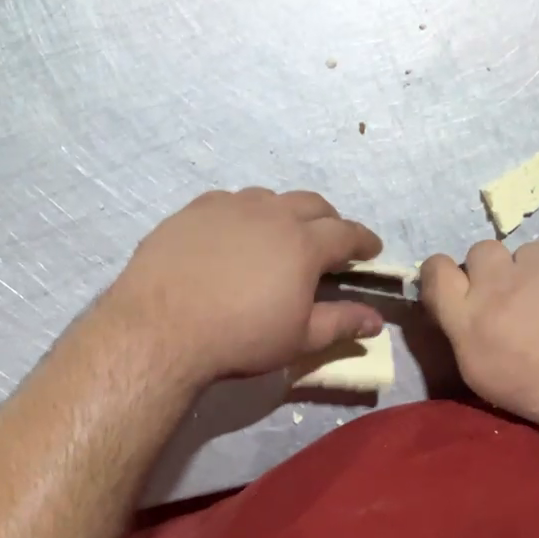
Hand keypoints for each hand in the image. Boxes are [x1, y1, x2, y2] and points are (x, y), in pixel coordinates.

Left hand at [99, 188, 385, 384]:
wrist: (162, 328)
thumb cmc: (241, 338)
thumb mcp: (299, 339)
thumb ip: (341, 323)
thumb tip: (376, 321)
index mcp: (304, 243)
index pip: (346, 233)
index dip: (364, 241)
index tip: (372, 250)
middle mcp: (270, 213)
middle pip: (311, 204)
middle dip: (328, 220)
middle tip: (330, 242)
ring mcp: (228, 206)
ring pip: (268, 199)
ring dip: (285, 213)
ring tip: (281, 236)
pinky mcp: (193, 211)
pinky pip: (228, 203)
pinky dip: (243, 216)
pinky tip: (235, 235)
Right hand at [421, 236, 538, 439]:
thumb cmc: (537, 390)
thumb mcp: (479, 373)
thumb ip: (462, 332)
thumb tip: (458, 304)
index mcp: (467, 317)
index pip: (436, 270)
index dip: (443, 272)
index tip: (457, 283)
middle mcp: (496, 282)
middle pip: (482, 251)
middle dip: (494, 269)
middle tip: (514, 295)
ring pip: (528, 251)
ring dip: (536, 270)